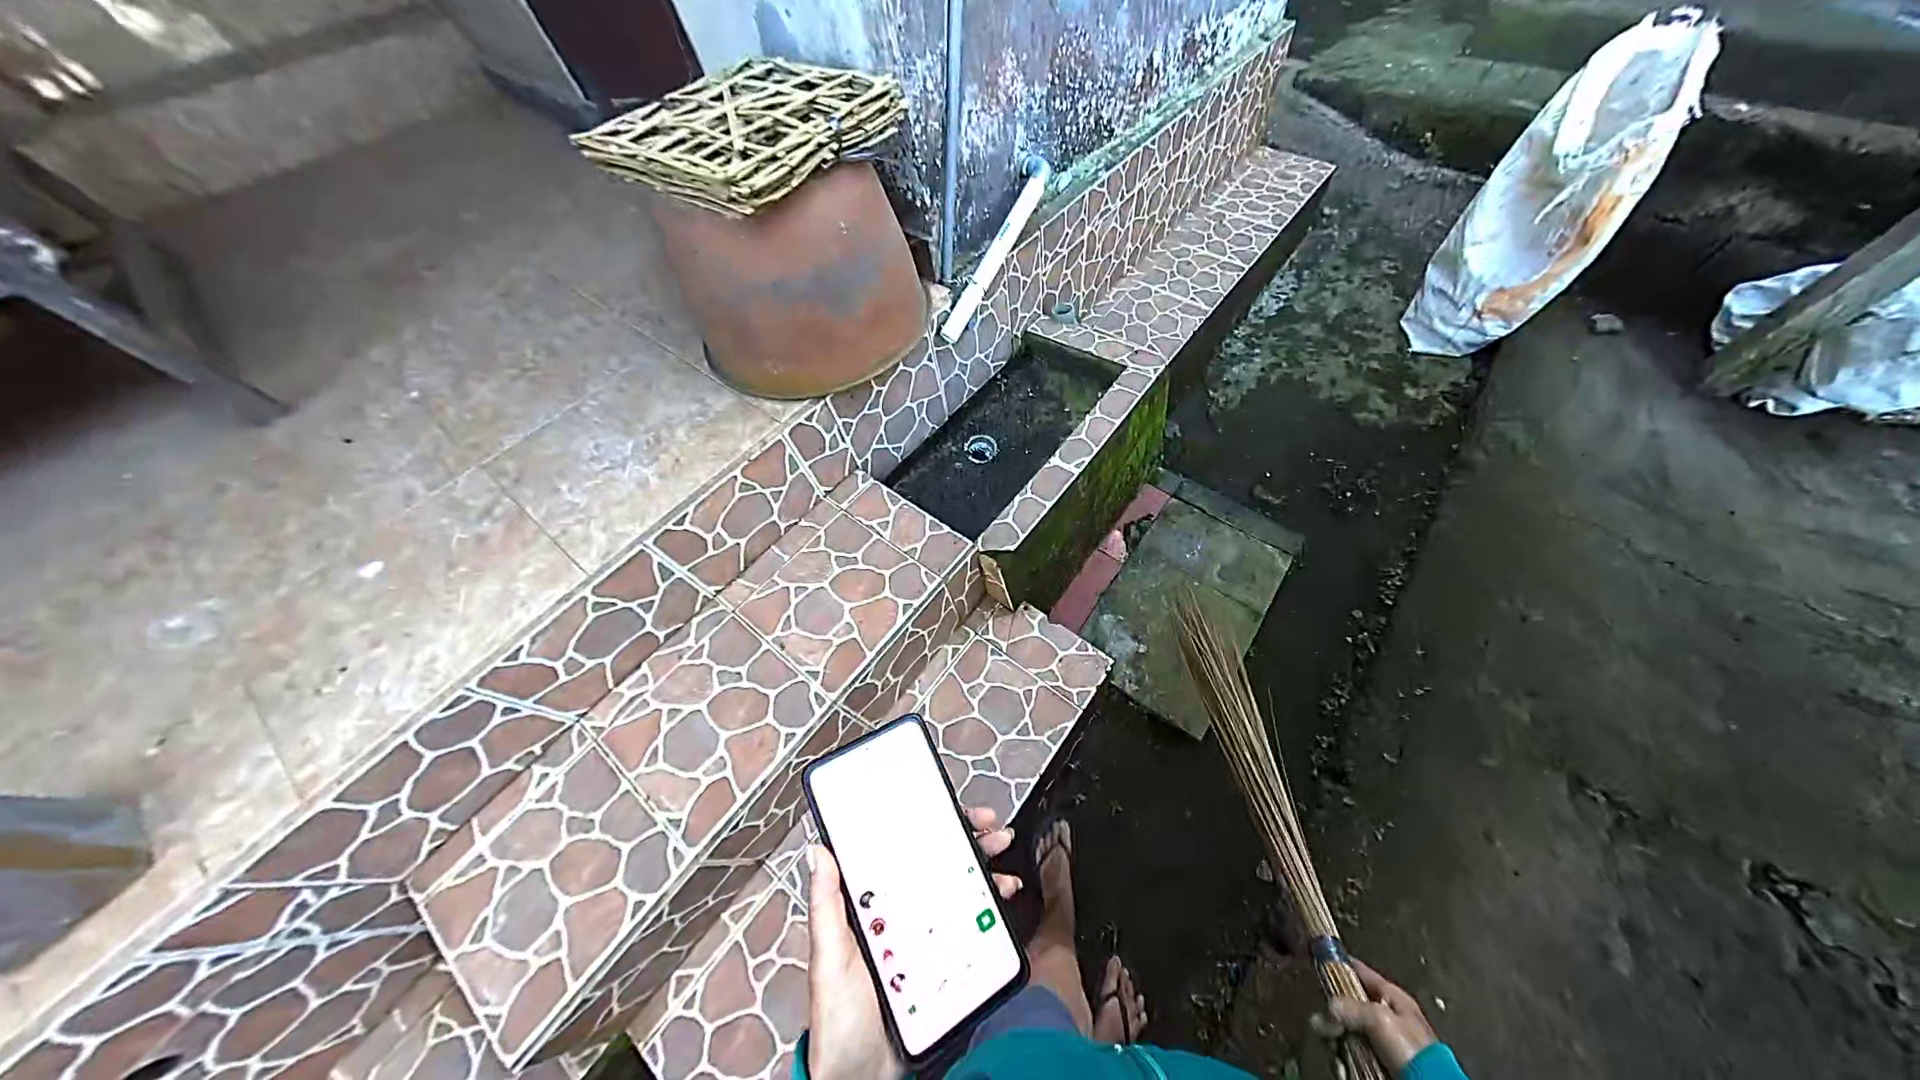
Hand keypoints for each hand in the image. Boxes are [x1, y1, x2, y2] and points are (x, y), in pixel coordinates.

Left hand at [806, 807, 1020, 1079]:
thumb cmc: (837, 1021)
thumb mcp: (829, 959)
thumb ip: (825, 907)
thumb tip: (818, 850)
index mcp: (871, 906)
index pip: (902, 853)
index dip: (929, 826)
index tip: (953, 810)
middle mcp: (899, 916)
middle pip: (937, 867)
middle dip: (968, 843)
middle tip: (993, 832)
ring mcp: (922, 940)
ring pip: (958, 894)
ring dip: (984, 874)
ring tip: (1004, 869)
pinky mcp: (942, 965)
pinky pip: (969, 931)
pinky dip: (989, 914)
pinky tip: (1002, 905)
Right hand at [1313, 959, 1438, 1071]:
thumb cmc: (1412, 1050)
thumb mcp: (1379, 1019)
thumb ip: (1349, 1007)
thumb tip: (1324, 1013)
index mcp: (1392, 997)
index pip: (1358, 971)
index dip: (1338, 966)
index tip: (1318, 964)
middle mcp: (1385, 1016)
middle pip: (1346, 1004)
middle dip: (1333, 1016)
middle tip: (1326, 1025)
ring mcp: (1381, 1041)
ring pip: (1344, 1030)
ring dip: (1335, 1040)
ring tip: (1336, 1051)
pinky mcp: (1378, 1062)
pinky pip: (1350, 1052)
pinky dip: (1343, 1059)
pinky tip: (1343, 1065)